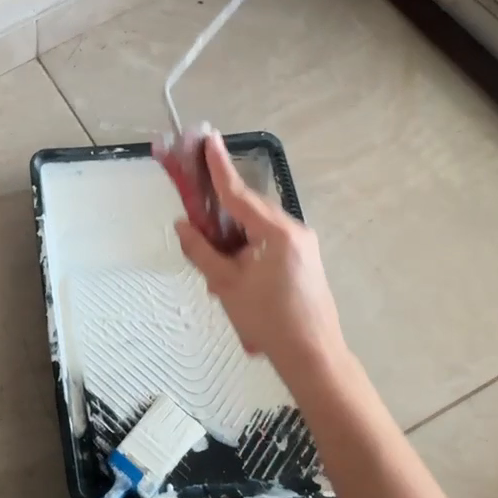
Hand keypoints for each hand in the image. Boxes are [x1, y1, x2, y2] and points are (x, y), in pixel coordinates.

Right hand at [173, 133, 345, 377]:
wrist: (314, 358)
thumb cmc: (269, 320)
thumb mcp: (225, 284)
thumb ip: (200, 249)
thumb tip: (183, 224)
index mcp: (276, 232)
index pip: (238, 193)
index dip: (218, 166)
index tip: (209, 138)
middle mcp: (294, 230)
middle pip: (246, 209)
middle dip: (218, 213)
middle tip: (193, 219)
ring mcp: (302, 244)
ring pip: (254, 226)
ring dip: (230, 236)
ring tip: (215, 265)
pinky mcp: (303, 259)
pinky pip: (266, 240)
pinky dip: (245, 246)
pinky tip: (232, 270)